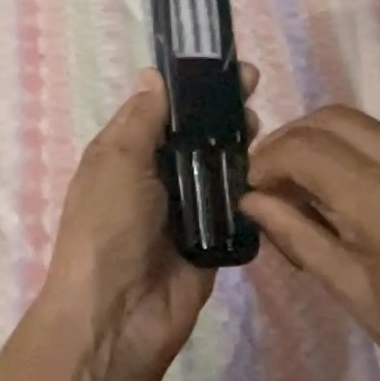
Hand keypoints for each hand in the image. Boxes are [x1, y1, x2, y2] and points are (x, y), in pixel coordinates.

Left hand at [41, 65, 259, 380]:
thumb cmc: (108, 226)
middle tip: (253, 93)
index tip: (225, 65)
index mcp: (124, 153)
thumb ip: (142, 118)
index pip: (160, 108)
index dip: (189, 86)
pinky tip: (272, 166)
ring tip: (258, 126)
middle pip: (194, 135)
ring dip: (238, 145)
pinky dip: (250, 187)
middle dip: (221, 112)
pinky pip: (235, 205)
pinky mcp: (212, 238)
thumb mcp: (117, 160)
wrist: (119, 315)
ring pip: (218, 166)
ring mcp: (185, 208)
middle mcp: (154, 176)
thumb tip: (153, 74)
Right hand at [241, 106, 379, 380]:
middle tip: (271, 180)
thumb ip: (299, 236)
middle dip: (292, 142)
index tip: (250, 187)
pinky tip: (359, 199)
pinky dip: (367, 160)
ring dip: (328, 147)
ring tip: (309, 190)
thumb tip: (252, 200)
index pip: (304, 148)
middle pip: (334, 118)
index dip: (266, 161)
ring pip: (370, 128)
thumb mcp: (358, 298)